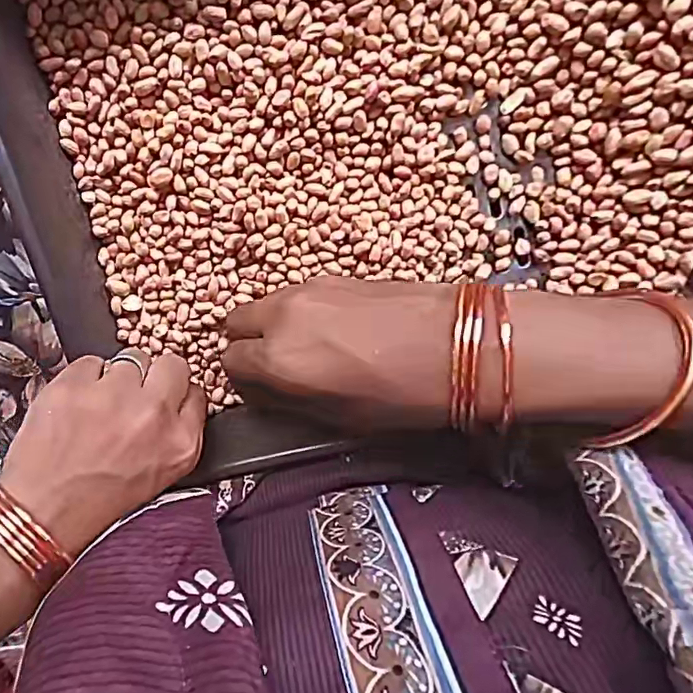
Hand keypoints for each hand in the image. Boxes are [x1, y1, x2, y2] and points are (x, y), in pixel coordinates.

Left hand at [0, 350, 207, 553]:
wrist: (43, 512)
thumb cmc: (97, 500)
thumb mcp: (160, 475)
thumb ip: (175, 434)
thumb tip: (175, 400)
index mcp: (180, 443)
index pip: (196, 393)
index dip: (177, 392)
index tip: (163, 396)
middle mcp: (153, 413)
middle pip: (171, 364)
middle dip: (154, 374)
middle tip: (132, 393)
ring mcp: (113, 394)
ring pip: (129, 359)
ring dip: (115, 378)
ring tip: (97, 407)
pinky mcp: (75, 384)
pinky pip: (90, 362)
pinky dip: (83, 379)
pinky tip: (75, 405)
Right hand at [221, 277, 455, 431]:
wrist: (463, 343)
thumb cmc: (405, 393)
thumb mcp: (339, 417)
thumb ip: (289, 400)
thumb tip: (268, 390)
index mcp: (277, 357)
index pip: (229, 361)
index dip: (243, 379)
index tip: (262, 387)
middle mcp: (282, 316)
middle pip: (235, 322)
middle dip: (246, 342)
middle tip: (274, 363)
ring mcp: (307, 289)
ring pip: (265, 304)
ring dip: (271, 324)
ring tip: (308, 346)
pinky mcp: (334, 275)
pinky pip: (296, 295)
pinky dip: (298, 310)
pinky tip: (332, 328)